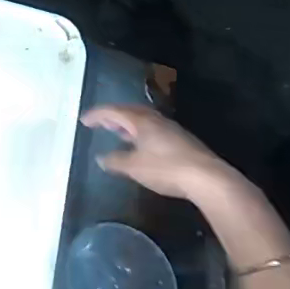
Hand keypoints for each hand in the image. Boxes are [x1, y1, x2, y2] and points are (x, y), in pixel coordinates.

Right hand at [80, 104, 242, 201]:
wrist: (205, 177)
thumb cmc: (166, 168)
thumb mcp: (135, 167)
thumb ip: (116, 161)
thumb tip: (101, 158)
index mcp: (142, 122)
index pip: (115, 111)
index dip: (98, 114)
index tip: (84, 119)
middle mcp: (156, 120)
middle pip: (131, 112)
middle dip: (113, 116)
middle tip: (100, 122)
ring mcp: (170, 129)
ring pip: (144, 120)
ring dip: (128, 124)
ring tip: (117, 131)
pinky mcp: (180, 141)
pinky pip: (153, 130)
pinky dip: (140, 133)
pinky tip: (140, 145)